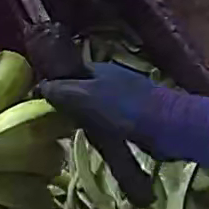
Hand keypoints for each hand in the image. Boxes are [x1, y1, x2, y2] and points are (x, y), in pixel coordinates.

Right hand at [38, 62, 208, 170]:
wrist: (168, 125)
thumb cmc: (124, 109)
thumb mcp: (86, 98)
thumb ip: (63, 91)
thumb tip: (40, 86)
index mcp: (99, 69)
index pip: (71, 73)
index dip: (58, 86)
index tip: (45, 103)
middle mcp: (113, 78)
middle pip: (85, 88)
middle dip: (73, 102)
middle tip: (58, 121)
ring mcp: (128, 96)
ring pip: (99, 104)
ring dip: (89, 116)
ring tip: (76, 132)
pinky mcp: (139, 114)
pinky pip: (113, 119)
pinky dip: (105, 127)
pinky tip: (100, 139)